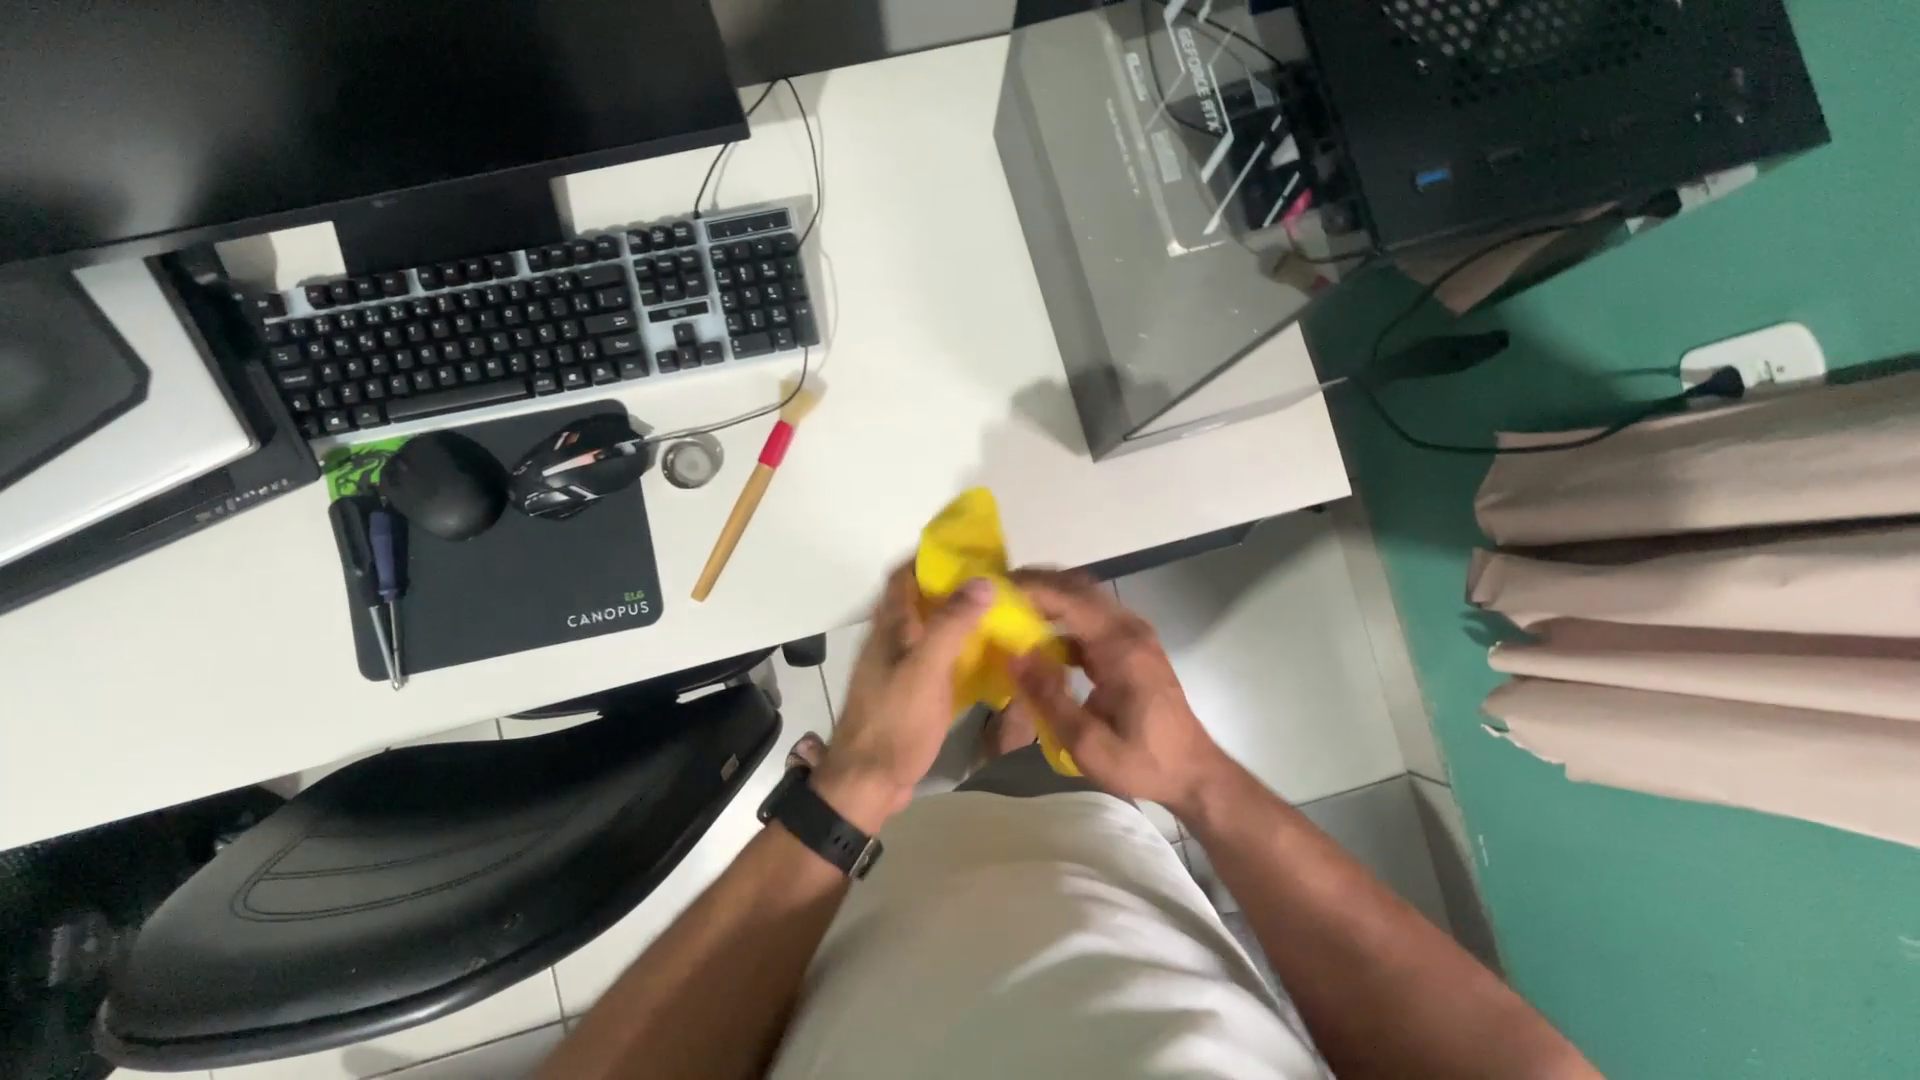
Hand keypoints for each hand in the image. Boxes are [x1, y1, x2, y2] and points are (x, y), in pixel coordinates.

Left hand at [818, 564, 992, 829]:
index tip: (968, 552)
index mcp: (889, 629)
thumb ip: (952, 625)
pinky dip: (959, 652)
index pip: (902, 576)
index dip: (929, 558)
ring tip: (999, 614)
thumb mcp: (926, 670)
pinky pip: (936, 660)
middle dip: (953, 588)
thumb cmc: (894, 723)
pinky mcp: (909, 694)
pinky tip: (987, 658)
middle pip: (919, 601)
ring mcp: (899, 669)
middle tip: (996, 584)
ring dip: (958, 620)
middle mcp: (891, 642)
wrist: (868, 782)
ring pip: (929, 631)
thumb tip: (984, 581)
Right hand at [1008, 569, 1230, 817]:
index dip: (1030, 589)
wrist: (1193, 773)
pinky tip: (1036, 639)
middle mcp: (1129, 629)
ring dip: (1048, 599)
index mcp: (1121, 646)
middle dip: (1036, 585)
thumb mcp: (1087, 742)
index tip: (993, 591)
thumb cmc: (1143, 761)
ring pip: (1084, 599)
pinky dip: (1061, 621)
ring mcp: (1133, 636)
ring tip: (1008, 611)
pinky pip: (1090, 620)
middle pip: (1078, 587)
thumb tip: (1012, 654)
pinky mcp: (1130, 648)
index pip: (1070, 598)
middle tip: (995, 595)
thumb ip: (1049, 696)